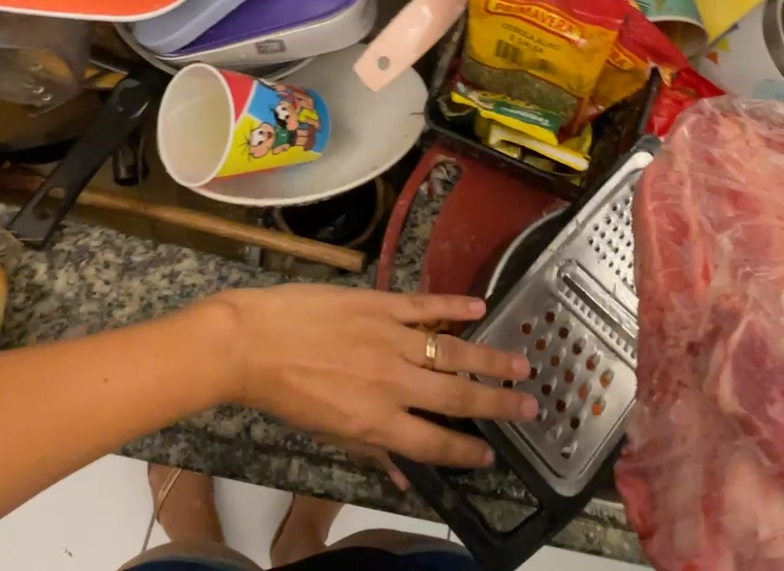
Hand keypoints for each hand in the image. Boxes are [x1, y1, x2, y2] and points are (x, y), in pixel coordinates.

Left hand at [207, 286, 535, 468]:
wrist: (253, 342)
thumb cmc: (286, 393)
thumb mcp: (326, 432)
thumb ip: (371, 451)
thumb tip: (405, 478)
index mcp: (377, 421)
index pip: (434, 443)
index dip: (466, 451)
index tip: (491, 452)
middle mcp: (392, 383)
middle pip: (456, 397)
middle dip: (497, 404)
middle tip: (530, 407)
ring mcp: (389, 340)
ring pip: (450, 351)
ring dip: (489, 358)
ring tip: (521, 363)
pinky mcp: (379, 305)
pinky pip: (424, 306)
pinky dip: (454, 306)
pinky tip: (480, 306)